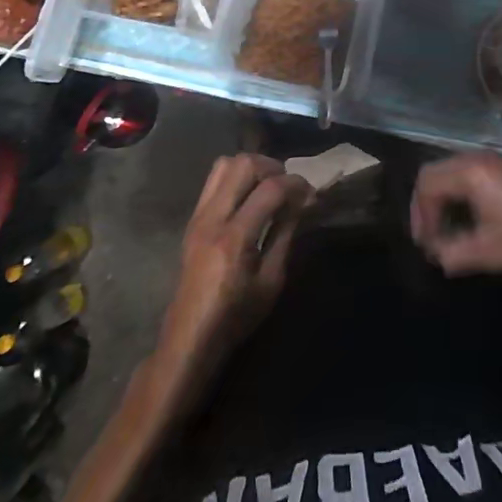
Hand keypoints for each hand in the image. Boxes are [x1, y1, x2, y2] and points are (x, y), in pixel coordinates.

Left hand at [156, 155, 309, 380]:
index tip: (312, 195)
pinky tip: (251, 200)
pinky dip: (237, 179)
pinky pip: (214, 181)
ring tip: (269, 188)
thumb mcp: (272, 279)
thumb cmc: (236, 314)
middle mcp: (212, 219)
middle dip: (274, 167)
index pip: (270, 188)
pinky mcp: (192, 221)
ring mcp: (197, 217)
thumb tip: (303, 201)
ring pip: (224, 165)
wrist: (190, 337)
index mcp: (234, 237)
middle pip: (243, 164)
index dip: (297, 184)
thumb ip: (286, 233)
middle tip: (289, 187)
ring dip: (253, 169)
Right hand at [410, 152, 501, 277]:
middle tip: (432, 238)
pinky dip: (465, 195)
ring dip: (447, 201)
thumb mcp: (486, 251)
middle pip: (437, 173)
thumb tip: (437, 253)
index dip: (419, 217)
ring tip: (451, 233)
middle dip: (429, 206)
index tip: (428, 247)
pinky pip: (475, 175)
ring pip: (457, 173)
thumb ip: (451, 253)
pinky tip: (475, 222)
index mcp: (471, 171)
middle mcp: (481, 157)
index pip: (426, 184)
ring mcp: (500, 160)